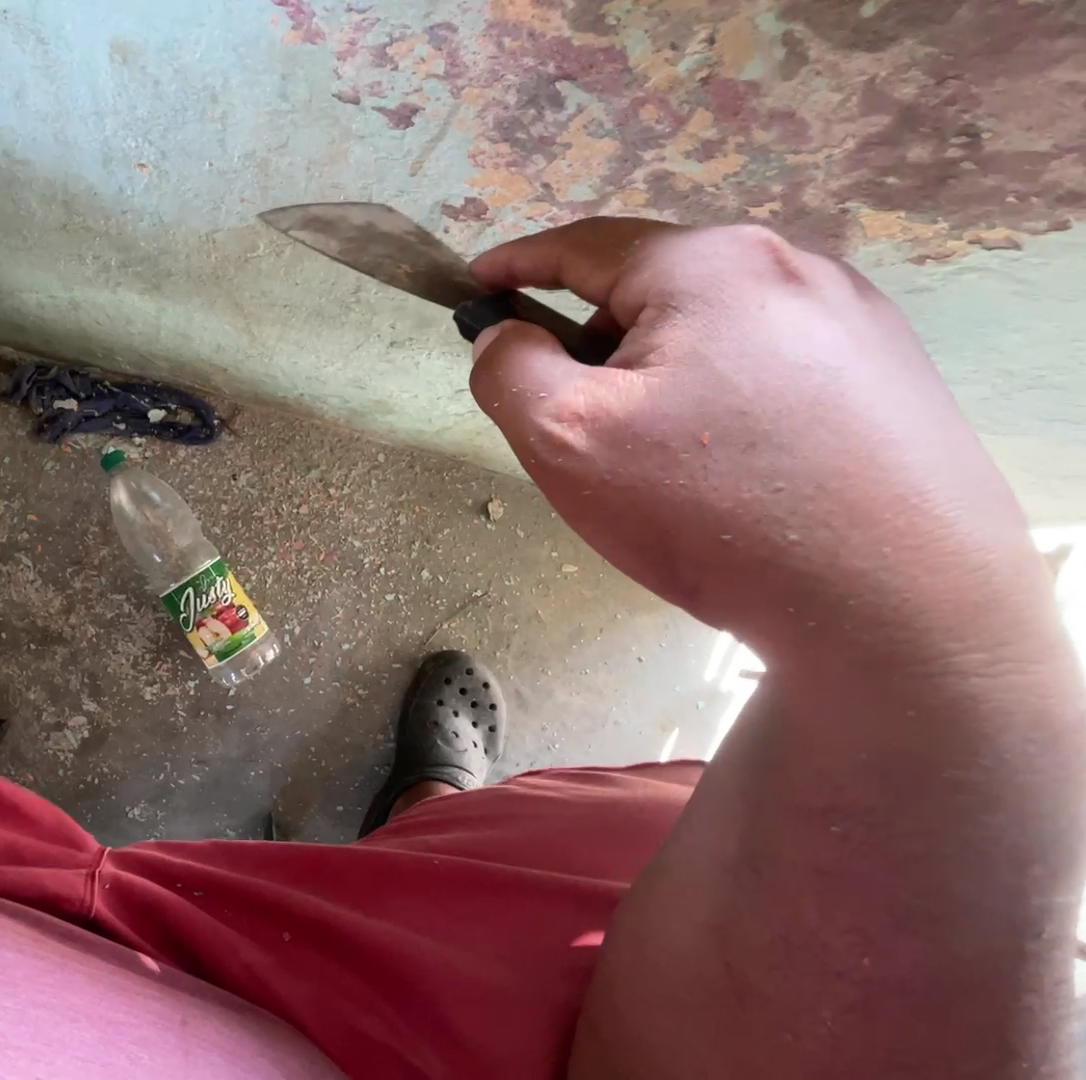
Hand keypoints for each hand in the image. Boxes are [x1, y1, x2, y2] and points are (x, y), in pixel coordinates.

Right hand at [468, 219, 1044, 662]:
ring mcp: (848, 320)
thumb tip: (502, 335)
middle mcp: (790, 269)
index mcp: (708, 265)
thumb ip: (507, 370)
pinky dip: (707, 393)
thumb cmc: (703, 503)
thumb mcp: (562, 435)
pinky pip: (757, 362)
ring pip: (702, 329)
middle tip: (561, 416)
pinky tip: (712, 462)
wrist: (891, 603)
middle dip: (587, 341)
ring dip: (648, 372)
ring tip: (643, 455)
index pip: (584, 245)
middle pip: (645, 291)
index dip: (517, 262)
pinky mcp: (880, 376)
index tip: (476, 284)